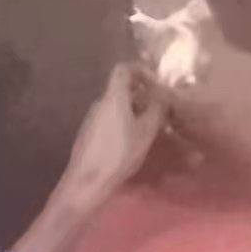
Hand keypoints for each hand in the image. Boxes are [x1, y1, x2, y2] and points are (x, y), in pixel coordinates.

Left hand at [16, 64, 164, 251]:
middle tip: (162, 109)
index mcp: (112, 97)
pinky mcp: (91, 134)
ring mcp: (93, 119)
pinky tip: (136, 142)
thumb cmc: (118, 153)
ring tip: (154, 128)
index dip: (141, 70)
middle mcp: (100, 103)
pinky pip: (112, 120)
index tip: (157, 83)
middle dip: (144, 95)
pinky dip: (127, 123)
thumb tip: (163, 94)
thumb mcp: (145, 131)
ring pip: (118, 106)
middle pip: (122, 89)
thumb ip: (156, 109)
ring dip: (137, 111)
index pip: (123, 69)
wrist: (86, 182)